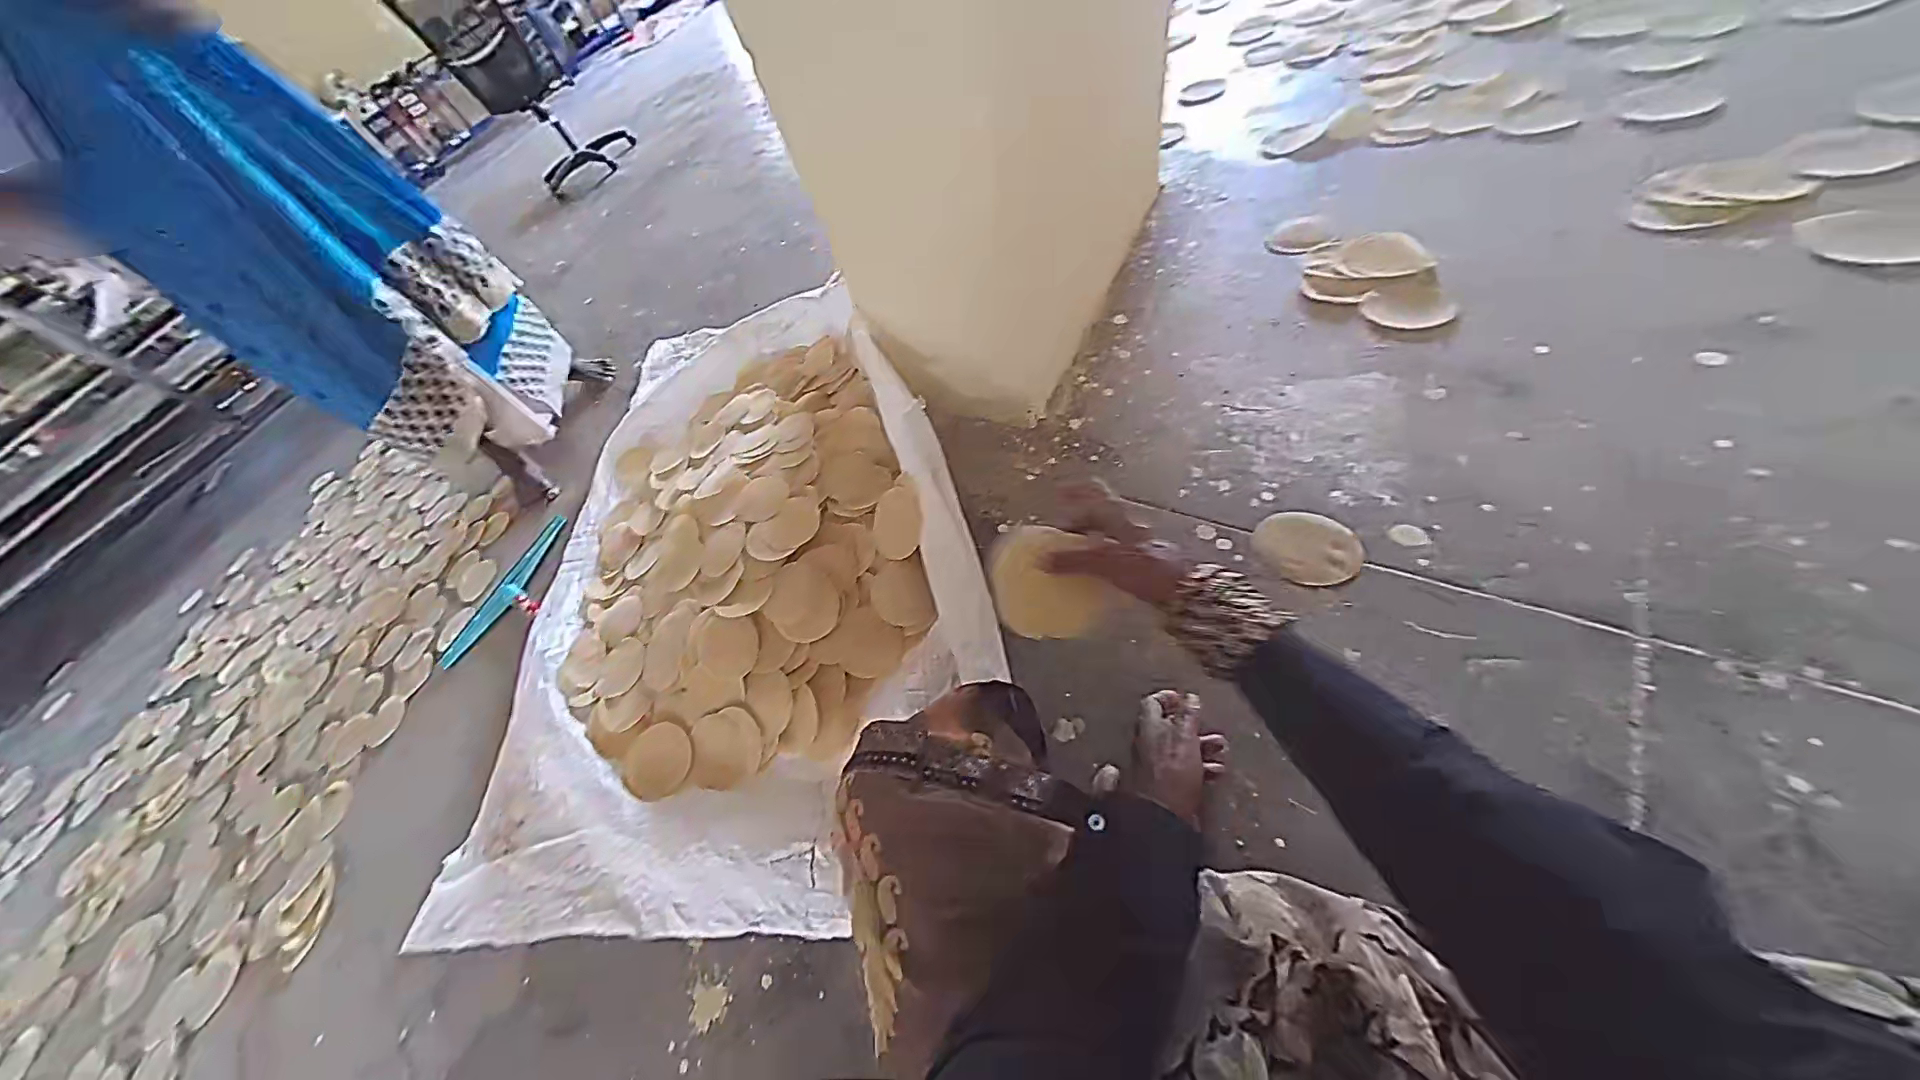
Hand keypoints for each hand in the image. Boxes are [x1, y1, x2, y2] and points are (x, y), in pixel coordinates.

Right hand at [1040, 481, 1192, 607]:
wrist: (1188, 594)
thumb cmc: (1150, 570)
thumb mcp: (1108, 564)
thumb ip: (1075, 561)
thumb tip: (1043, 560)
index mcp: (1120, 517)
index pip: (1095, 492)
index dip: (1076, 489)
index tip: (1058, 492)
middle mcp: (1128, 526)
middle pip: (1097, 515)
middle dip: (1076, 523)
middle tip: (1058, 538)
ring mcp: (1136, 545)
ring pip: (1105, 536)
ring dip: (1086, 543)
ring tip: (1070, 558)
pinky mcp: (1142, 564)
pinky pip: (1112, 556)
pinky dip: (1097, 560)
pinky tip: (1090, 575)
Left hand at [1129, 690, 1227, 826]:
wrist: (1163, 815)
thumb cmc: (1173, 773)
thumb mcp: (1186, 738)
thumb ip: (1188, 716)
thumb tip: (1190, 697)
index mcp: (1148, 727)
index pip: (1153, 702)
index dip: (1169, 698)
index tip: (1185, 700)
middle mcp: (1147, 742)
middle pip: (1170, 726)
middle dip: (1195, 728)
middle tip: (1213, 731)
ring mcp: (1154, 764)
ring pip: (1179, 748)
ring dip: (1202, 747)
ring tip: (1221, 751)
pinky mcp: (1164, 783)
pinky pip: (1182, 768)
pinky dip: (1199, 766)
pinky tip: (1215, 772)